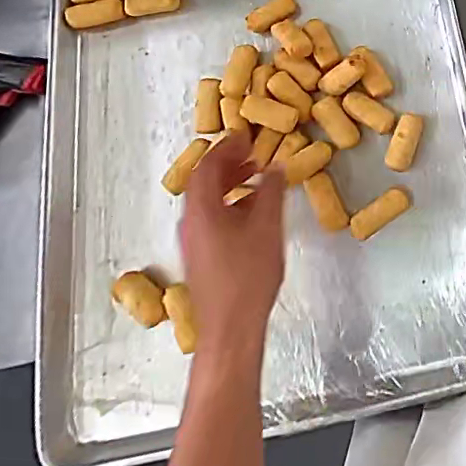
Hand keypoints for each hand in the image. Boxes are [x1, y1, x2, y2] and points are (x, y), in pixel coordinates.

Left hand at [181, 128, 285, 351]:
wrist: (230, 330)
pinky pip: (210, 215)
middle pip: (203, 181)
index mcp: (201, 210)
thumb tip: (274, 169)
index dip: (226, 147)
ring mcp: (193, 240)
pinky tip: (251, 208)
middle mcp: (191, 222)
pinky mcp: (201, 255)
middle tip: (251, 151)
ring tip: (255, 175)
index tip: (245, 135)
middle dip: (228, 162)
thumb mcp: (267, 227)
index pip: (208, 166)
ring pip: (206, 199)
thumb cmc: (248, 278)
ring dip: (229, 181)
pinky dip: (228, 201)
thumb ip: (270, 192)